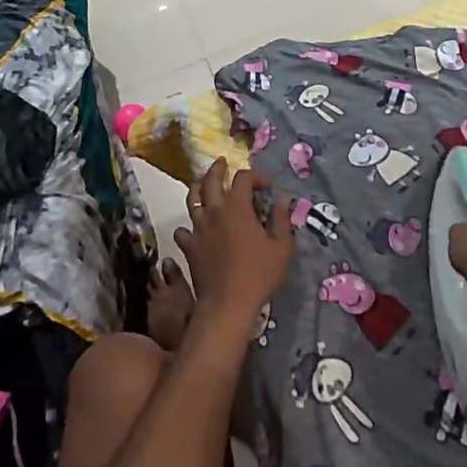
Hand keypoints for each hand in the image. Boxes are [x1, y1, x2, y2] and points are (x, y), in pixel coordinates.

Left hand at [173, 159, 294, 322]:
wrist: (227, 304)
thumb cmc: (258, 274)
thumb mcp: (282, 247)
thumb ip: (282, 220)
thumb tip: (283, 199)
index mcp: (237, 207)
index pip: (243, 178)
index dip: (255, 176)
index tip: (266, 185)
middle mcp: (214, 211)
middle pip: (211, 180)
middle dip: (218, 168)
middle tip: (222, 162)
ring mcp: (198, 228)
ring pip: (192, 199)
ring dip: (198, 187)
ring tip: (201, 182)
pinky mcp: (188, 247)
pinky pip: (183, 230)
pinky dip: (187, 226)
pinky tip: (192, 228)